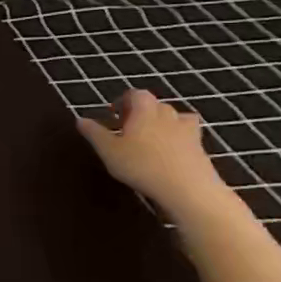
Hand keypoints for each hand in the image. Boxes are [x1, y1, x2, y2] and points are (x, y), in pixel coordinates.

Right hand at [76, 90, 232, 215]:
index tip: (113, 114)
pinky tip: (170, 152)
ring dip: (161, 124)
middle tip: (127, 130)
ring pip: (173, 118)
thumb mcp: (108, 151)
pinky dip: (178, 138)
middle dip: (141, 113)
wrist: (187, 188)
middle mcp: (168, 113)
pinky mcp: (200, 146)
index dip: (123, 101)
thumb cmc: (141, 165)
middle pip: (154, 104)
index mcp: (144, 109)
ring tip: (150, 140)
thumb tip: (80, 119)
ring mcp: (187, 129)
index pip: (135, 94)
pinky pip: (187, 135)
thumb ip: (94, 133)